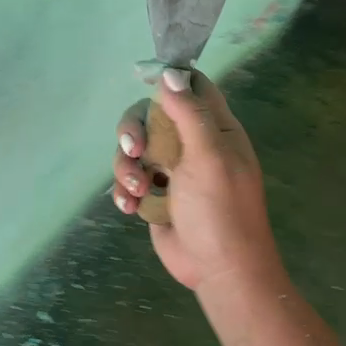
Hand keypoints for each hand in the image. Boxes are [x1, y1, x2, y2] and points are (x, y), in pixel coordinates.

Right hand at [111, 69, 281, 290]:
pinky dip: (124, 190)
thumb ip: (188, 114)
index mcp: (214, 130)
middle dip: (134, 130)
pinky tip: (130, 206)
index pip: (193, 87)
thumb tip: (170, 73)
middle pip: (150, 115)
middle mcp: (191, 144)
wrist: (218, 272)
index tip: (142, 79)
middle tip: (134, 148)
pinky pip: (128, 179)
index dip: (169, 79)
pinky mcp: (154, 195)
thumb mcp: (208, 156)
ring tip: (136, 190)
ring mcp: (171, 171)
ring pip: (134, 148)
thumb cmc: (221, 210)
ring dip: (126, 166)